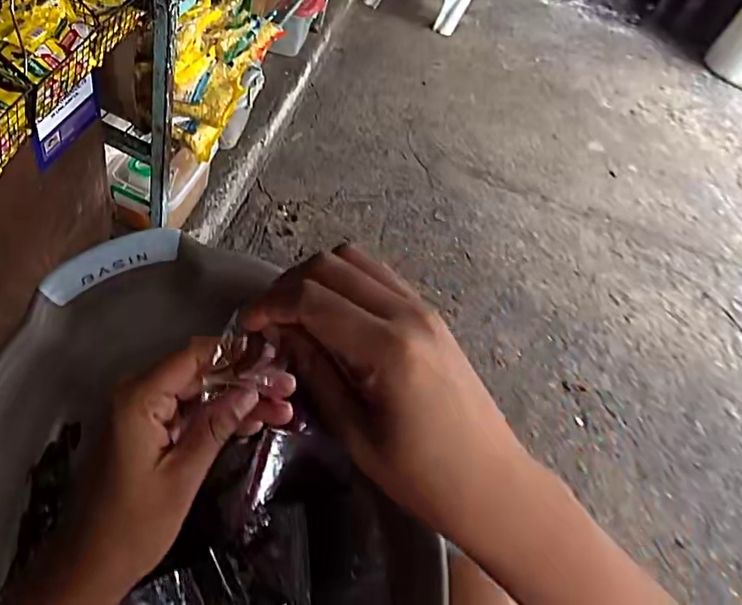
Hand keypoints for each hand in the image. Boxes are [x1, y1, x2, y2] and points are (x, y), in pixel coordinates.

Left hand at [10, 338, 295, 604]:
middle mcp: (138, 392)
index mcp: (138, 397)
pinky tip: (254, 420)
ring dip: (238, 398)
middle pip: (201, 371)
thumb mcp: (182, 477)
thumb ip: (216, 427)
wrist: (90, 567)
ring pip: (201, 390)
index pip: (194, 357)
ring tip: (281, 406)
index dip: (236, 354)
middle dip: (245, 379)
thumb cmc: (132, 527)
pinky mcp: (149, 426)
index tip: (271, 357)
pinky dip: (219, 415)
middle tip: (285, 387)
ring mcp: (144, 409)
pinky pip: (190, 409)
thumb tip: (250, 389)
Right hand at [239, 245, 532, 549]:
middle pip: (331, 265)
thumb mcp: (356, 435)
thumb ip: (316, 373)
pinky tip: (331, 311)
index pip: (313, 299)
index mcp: (388, 348)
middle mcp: (406, 312)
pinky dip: (345, 279)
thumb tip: (281, 333)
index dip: (271, 304)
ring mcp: (421, 306)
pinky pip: (377, 274)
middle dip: (288, 284)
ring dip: (316, 275)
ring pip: (354, 259)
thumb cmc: (424, 476)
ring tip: (294, 311)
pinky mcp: (428, 311)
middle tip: (267, 317)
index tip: (248, 324)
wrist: (493, 482)